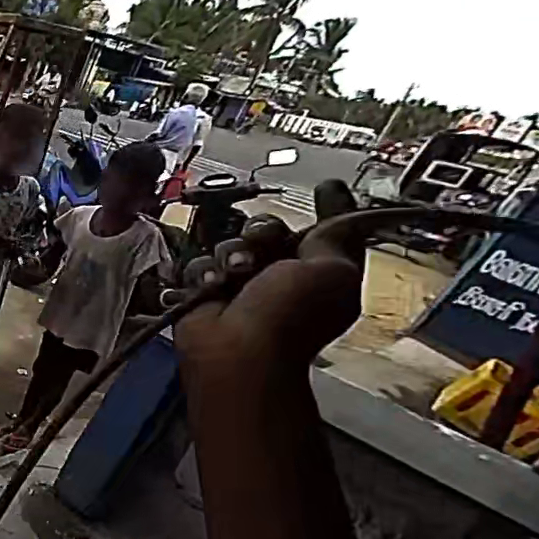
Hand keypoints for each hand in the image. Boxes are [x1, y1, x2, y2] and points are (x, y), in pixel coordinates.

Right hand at [172, 182, 433, 376]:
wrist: (236, 350)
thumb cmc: (290, 314)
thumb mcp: (333, 270)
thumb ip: (337, 234)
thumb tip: (338, 204)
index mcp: (318, 274)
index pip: (323, 231)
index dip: (328, 209)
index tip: (327, 187)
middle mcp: (280, 277)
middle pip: (267, 230)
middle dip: (261, 232)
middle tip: (261, 246)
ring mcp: (240, 284)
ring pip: (230, 243)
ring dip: (230, 254)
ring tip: (232, 274)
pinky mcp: (205, 290)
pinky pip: (200, 262)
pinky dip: (203, 272)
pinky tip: (210, 284)